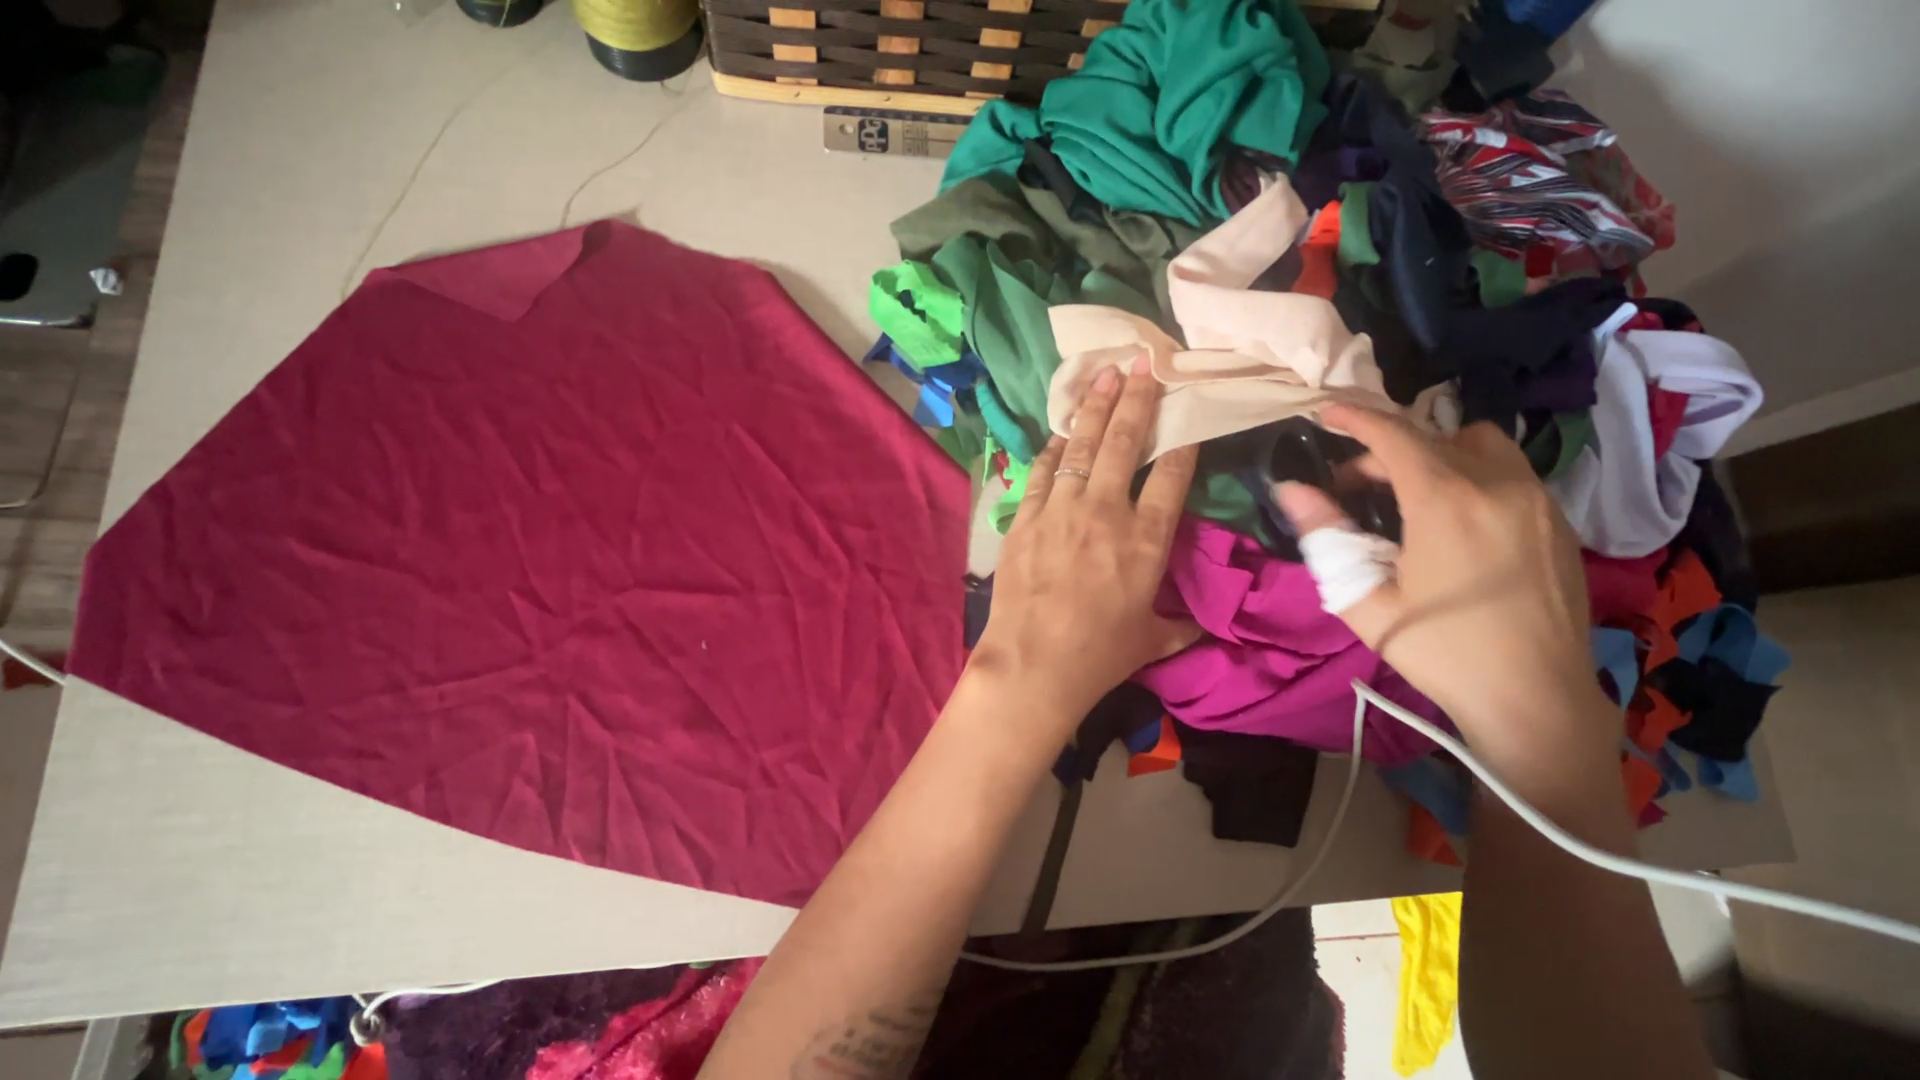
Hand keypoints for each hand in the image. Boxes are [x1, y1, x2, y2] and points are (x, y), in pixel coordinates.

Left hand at [969, 356, 1200, 736]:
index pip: (1172, 476)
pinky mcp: (1026, 518)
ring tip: (1105, 375)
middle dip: (1137, 399)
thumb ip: (1179, 627)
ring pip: (1082, 447)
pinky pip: (1042, 472)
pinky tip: (1061, 432)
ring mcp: (1062, 510)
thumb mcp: (1151, 640)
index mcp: (1146, 540)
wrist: (1033, 664)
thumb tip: (1205, 630)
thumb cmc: (1100, 655)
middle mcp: (1106, 512)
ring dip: (1095, 408)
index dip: (1183, 441)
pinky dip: (1052, 449)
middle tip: (1143, 363)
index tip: (1186, 413)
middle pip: (1126, 444)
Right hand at [1274, 405, 1611, 762]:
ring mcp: (1536, 500)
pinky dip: (1473, 474)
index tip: (1327, 413)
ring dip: (1438, 454)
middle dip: (1389, 448)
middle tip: (1357, 485)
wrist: (1535, 699)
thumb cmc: (1439, 652)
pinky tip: (1456, 520)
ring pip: (1481, 445)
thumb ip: (1326, 537)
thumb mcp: (1366, 601)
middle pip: (1436, 435)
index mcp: (1445, 501)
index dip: (1356, 418)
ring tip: (1412, 495)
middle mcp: (1497, 485)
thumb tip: (1292, 490)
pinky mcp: (1558, 521)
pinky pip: (1510, 472)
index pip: (1394, 435)